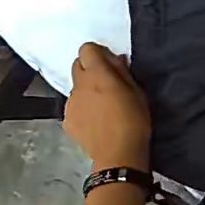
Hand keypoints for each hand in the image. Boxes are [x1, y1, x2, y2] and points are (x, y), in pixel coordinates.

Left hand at [65, 42, 151, 171]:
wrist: (118, 156)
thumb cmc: (134, 121)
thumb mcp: (137, 92)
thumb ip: (122, 72)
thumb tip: (115, 59)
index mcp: (97, 74)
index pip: (86, 49)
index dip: (97, 53)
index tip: (109, 63)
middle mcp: (79, 85)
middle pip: (77, 65)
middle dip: (90, 69)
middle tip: (106, 82)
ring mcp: (71, 103)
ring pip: (75, 87)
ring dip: (86, 90)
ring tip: (102, 106)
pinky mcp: (67, 120)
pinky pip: (74, 106)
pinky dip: (82, 108)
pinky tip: (95, 121)